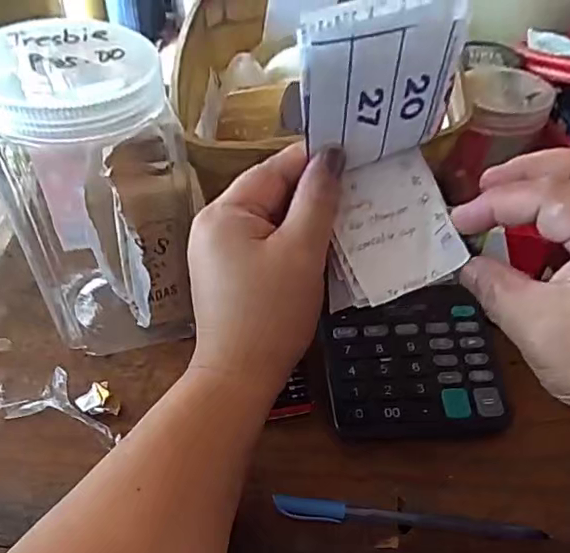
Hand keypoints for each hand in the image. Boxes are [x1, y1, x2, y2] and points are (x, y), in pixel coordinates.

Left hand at [187, 142, 341, 386]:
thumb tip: (330, 157)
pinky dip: (290, 253)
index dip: (315, 163)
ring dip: (304, 229)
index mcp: (224, 211)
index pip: (275, 169)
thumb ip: (316, 201)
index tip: (354, 162)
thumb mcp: (301, 254)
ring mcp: (218, 257)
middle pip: (271, 198)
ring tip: (341, 234)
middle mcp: (213, 227)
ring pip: (271, 227)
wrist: (239, 378)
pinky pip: (265, 253)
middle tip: (356, 203)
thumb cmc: (271, 316)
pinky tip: (314, 264)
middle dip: (312, 200)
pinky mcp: (228, 283)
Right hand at [451, 150, 569, 433]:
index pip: (546, 196)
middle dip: (529, 171)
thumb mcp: (534, 327)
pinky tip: (545, 234)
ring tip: (511, 199)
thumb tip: (466, 265)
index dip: (495, 203)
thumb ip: (495, 287)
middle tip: (485, 184)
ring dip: (553, 186)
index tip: (458, 220)